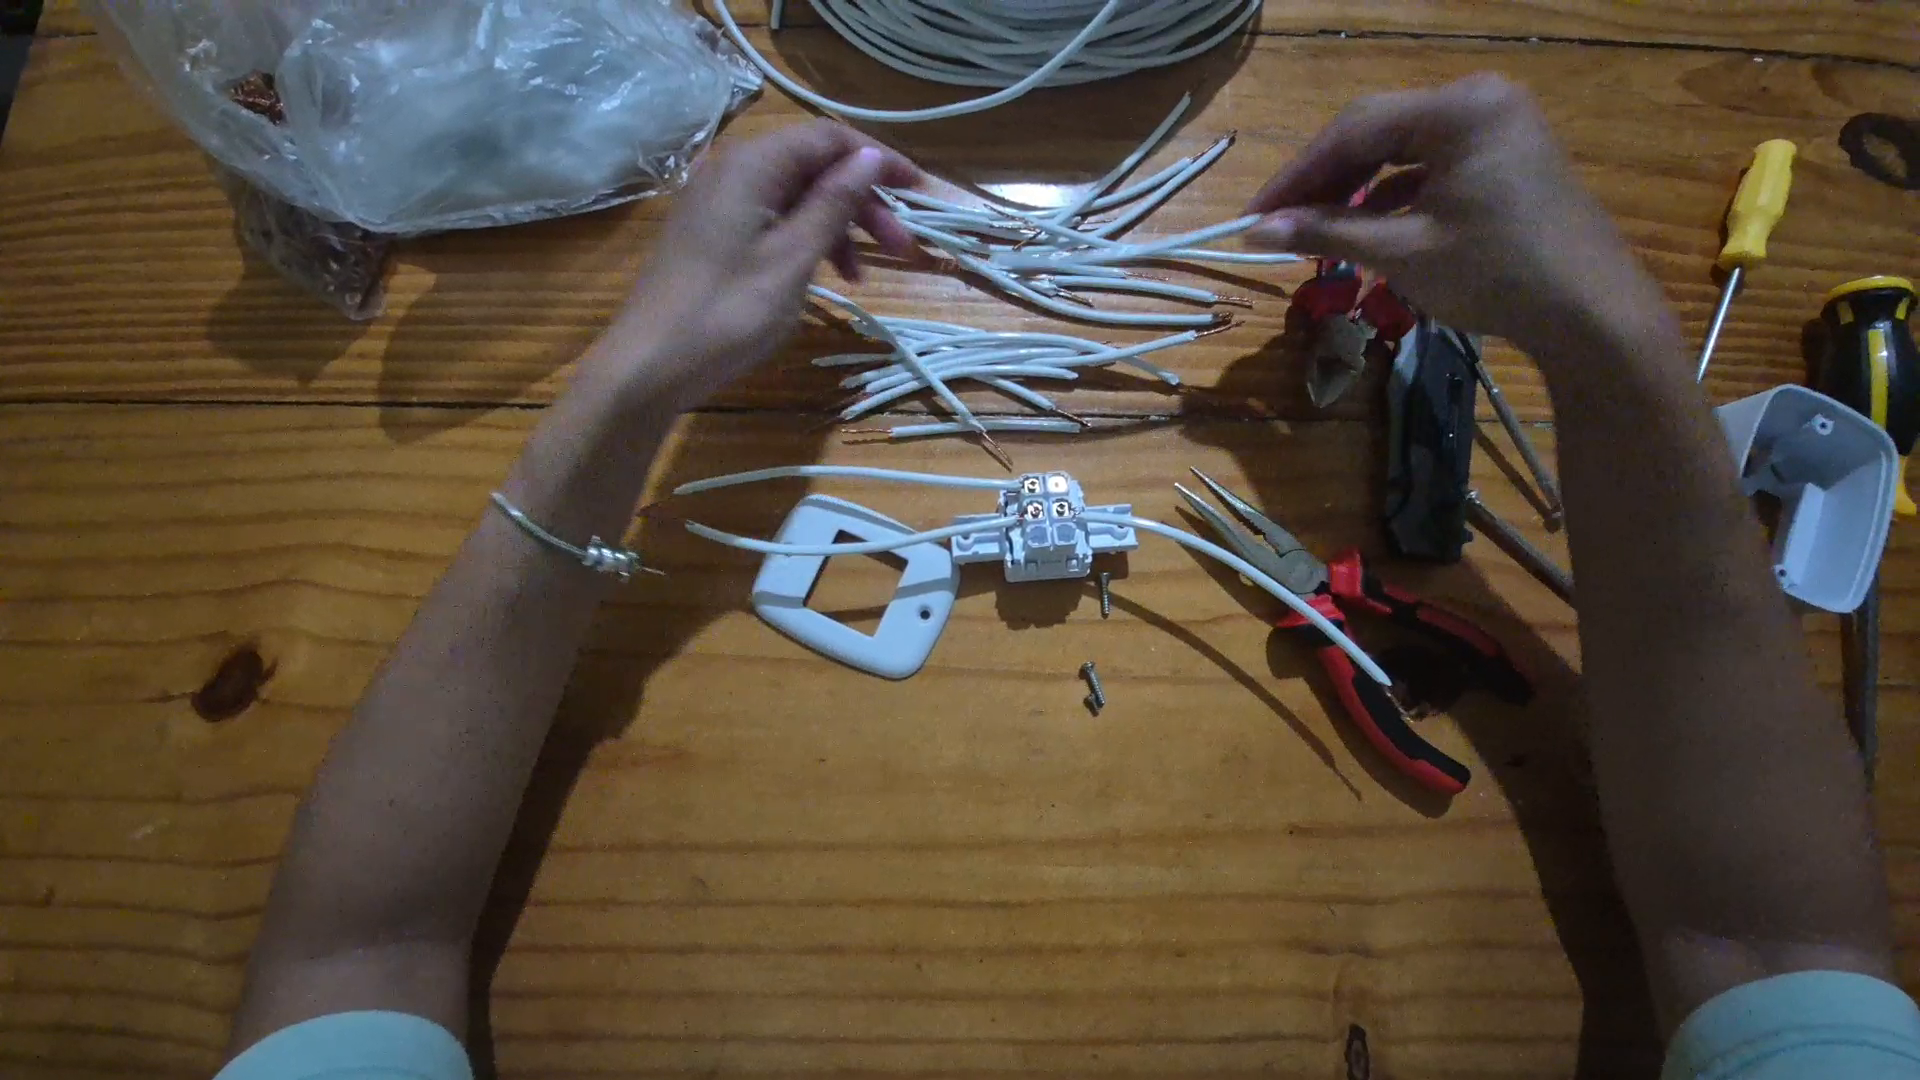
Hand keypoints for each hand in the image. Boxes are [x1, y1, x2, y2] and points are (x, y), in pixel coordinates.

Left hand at [588, 120, 922, 411]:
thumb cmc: (728, 314)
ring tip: (862, 275)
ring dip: (838, 227)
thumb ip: (832, 205)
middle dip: (863, 203)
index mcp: (753, 166)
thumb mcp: (791, 260)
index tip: (919, 192)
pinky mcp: (715, 234)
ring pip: (796, 197)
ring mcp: (720, 203)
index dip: (879, 159)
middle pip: (814, 168)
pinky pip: (774, 221)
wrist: (652, 364)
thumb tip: (869, 158)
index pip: (829, 139)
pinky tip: (825, 276)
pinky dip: (807, 241)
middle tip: (902, 249)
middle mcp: (734, 170)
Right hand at [1245, 75, 1674, 356]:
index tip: (1250, 216)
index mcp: (1459, 109)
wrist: (1585, 309)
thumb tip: (1254, 231)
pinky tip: (1358, 226)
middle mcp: (1477, 102)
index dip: (1294, 175)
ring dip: (1349, 190)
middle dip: (1320, 182)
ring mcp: (1493, 129)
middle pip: (1374, 133)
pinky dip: (1384, 196)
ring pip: (1396, 151)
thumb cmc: (1491, 272)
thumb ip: (1325, 231)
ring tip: (1308, 229)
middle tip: (1274, 225)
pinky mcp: (1497, 159)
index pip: (1354, 130)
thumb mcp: (1399, 251)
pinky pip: (1423, 168)